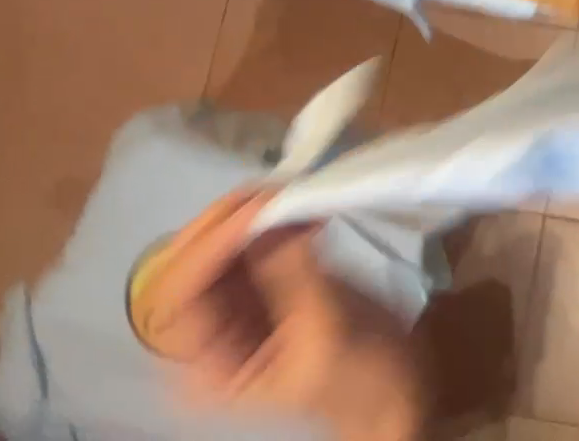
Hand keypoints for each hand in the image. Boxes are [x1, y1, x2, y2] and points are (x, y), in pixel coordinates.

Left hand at [134, 190, 426, 440]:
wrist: (400, 388)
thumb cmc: (363, 378)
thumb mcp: (327, 332)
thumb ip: (294, 276)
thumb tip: (270, 221)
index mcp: (206, 369)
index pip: (178, 300)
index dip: (206, 250)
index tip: (254, 212)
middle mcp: (211, 333)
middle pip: (190, 265)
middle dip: (222, 223)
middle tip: (268, 190)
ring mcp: (241, 305)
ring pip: (220, 245)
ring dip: (251, 212)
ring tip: (291, 192)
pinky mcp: (273, 283)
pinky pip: (257, 241)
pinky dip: (277, 216)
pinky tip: (305, 206)